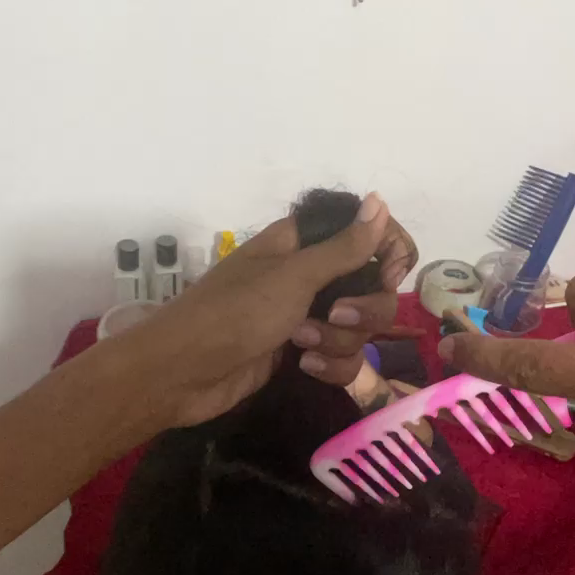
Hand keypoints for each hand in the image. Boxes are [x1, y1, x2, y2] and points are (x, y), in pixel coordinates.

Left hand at [114, 192, 403, 427]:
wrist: (184, 372)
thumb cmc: (236, 312)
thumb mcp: (294, 275)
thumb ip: (343, 246)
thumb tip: (378, 202)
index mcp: (303, 243)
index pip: (367, 233)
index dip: (387, 251)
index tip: (390, 274)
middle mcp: (308, 275)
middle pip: (372, 286)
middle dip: (363, 309)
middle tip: (336, 316)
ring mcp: (305, 316)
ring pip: (358, 327)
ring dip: (339, 341)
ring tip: (302, 347)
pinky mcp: (300, 353)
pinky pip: (339, 357)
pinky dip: (328, 365)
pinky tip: (303, 368)